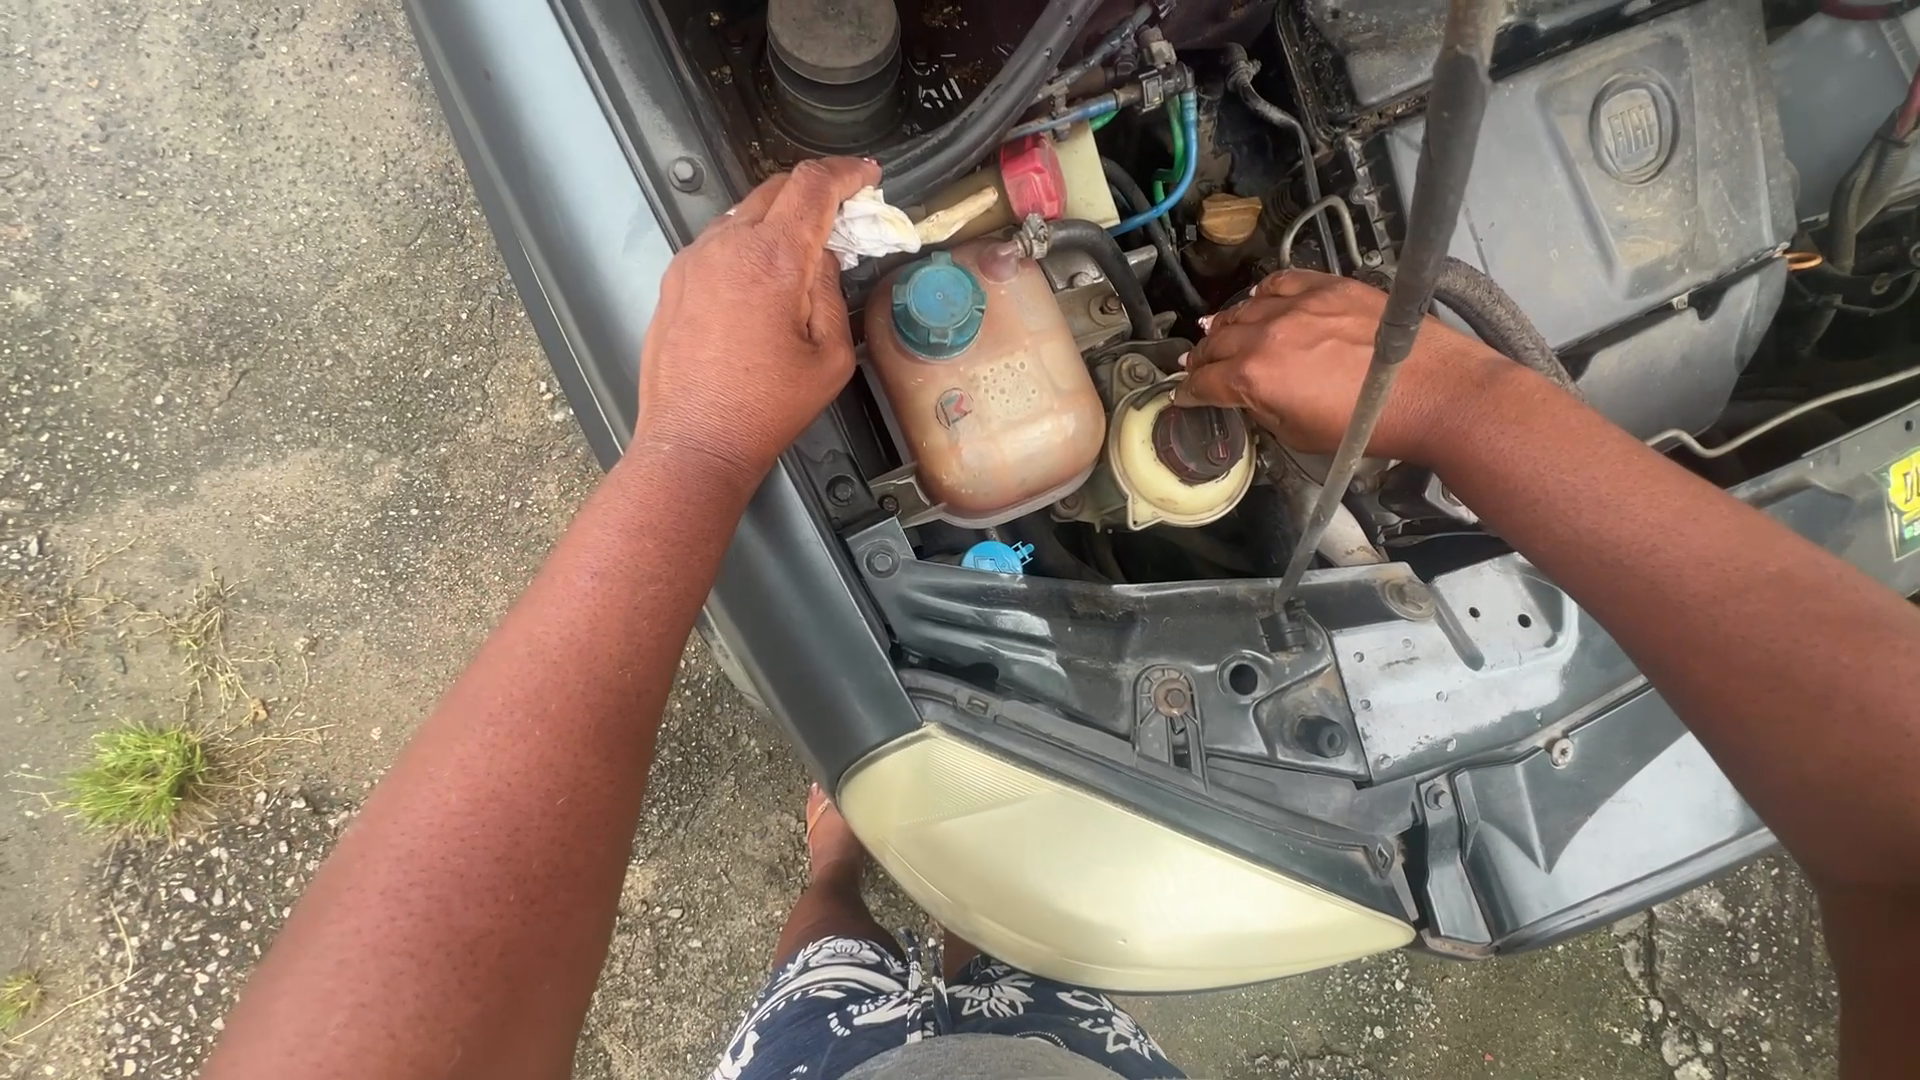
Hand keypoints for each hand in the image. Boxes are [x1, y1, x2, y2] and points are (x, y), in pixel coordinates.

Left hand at [633, 157, 879, 487]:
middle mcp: (727, 247)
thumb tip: (823, 260)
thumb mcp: (830, 357)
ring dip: (780, 222)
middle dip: (815, 194)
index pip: (813, 186)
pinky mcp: (675, 280)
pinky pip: (719, 243)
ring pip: (745, 214)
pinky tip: (763, 282)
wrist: (696, 439)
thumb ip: (832, 295)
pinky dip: (749, 246)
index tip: (865, 175)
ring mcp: (694, 261)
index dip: (846, 173)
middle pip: (776, 189)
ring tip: (803, 258)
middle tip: (843, 219)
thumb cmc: (764, 409)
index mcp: (774, 261)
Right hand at [1175, 269, 1511, 463]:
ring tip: (1217, 333)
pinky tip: (1258, 302)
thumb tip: (1248, 396)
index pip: (1203, 381)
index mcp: (1254, 377)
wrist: (1433, 394)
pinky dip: (1261, 294)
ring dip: (1225, 325)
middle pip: (1215, 342)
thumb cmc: (1369, 424)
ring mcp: (1298, 305)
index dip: (1189, 392)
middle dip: (1201, 359)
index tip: (1185, 395)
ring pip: (1242, 309)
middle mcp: (1268, 335)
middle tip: (1197, 367)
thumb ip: (1261, 409)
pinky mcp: (1329, 287)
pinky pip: (1280, 281)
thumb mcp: (1296, 434)